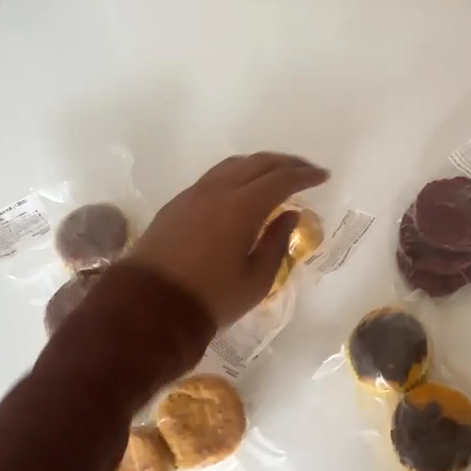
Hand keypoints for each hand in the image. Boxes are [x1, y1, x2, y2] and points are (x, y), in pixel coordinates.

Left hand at [125, 152, 329, 328]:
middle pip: (258, 163)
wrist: (147, 307)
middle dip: (286, 163)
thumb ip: (277, 242)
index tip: (323, 177)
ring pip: (233, 165)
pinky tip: (242, 190)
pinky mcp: (177, 204)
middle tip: (305, 171)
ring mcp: (193, 194)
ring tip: (275, 175)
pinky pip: (214, 177)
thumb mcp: (256, 280)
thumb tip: (289, 215)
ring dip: (259, 165)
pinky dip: (237, 175)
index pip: (281, 179)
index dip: (305, 175)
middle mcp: (218, 191)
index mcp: (242, 207)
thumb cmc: (210, 298)